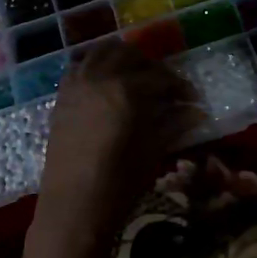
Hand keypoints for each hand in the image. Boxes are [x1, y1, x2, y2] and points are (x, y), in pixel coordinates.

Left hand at [35, 42, 200, 240]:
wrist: (73, 204)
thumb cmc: (118, 183)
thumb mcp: (152, 151)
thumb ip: (173, 123)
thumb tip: (196, 111)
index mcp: (125, 90)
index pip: (160, 77)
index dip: (179, 86)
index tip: (191, 98)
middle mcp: (98, 78)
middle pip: (128, 54)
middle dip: (149, 65)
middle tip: (163, 85)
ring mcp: (75, 84)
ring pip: (99, 53)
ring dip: (120, 58)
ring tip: (134, 78)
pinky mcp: (61, 96)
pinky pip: (78, 67)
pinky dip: (94, 66)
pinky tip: (106, 84)